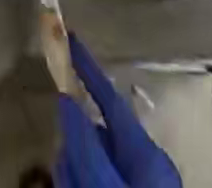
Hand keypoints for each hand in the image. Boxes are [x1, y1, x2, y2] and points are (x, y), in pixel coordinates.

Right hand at [57, 33, 180, 187]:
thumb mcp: (105, 184)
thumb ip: (85, 144)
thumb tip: (67, 102)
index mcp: (145, 154)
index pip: (110, 99)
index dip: (88, 67)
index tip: (68, 37)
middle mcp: (143, 165)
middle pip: (95, 134)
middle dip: (74, 147)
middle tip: (69, 176)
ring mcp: (135, 184)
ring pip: (89, 160)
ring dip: (74, 172)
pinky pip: (94, 178)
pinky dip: (79, 183)